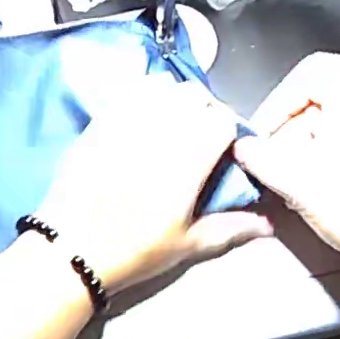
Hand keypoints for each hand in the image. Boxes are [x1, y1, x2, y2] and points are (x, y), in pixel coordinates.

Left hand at [31, 75, 272, 292]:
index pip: (222, 119)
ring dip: (173, 101)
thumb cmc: (134, 251)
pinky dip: (141, 97)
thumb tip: (266, 225)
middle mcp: (161, 128)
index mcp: (190, 157)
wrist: (73, 250)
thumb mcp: (187, 245)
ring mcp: (127, 120)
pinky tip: (140, 120)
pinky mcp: (99, 120)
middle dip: (203, 112)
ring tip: (168, 127)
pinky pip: (127, 91)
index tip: (221, 153)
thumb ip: (230, 228)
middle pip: (196, 96)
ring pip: (162, 86)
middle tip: (196, 140)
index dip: (227, 133)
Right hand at [233, 53, 339, 294]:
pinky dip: (327, 157)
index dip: (276, 105)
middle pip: (322, 98)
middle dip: (289, 130)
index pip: (309, 74)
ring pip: (335, 122)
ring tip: (291, 183)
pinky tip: (315, 189)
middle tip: (272, 164)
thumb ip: (260, 157)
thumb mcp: (296, 178)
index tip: (260, 139)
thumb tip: (242, 148)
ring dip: (305, 148)